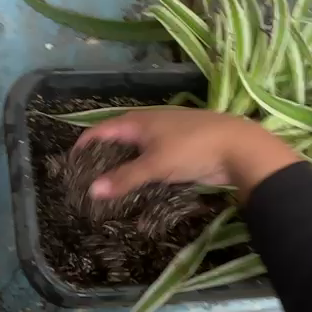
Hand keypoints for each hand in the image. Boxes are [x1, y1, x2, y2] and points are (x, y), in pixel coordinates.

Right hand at [76, 108, 302, 201]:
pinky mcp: (181, 149)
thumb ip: (124, 178)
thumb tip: (92, 191)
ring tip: (110, 186)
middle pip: (117, 139)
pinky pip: (153, 159)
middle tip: (88, 179)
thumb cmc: (192, 149)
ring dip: (123, 165)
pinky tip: (140, 185)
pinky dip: (142, 170)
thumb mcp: (155, 165)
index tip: (71, 164)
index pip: (100, 130)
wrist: (240, 147)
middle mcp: (148, 124)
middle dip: (102, 157)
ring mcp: (166, 135)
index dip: (84, 145)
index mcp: (137, 121)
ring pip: (136, 150)